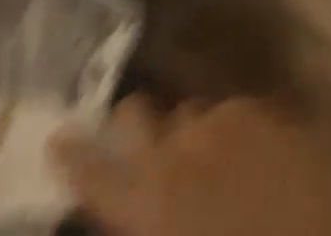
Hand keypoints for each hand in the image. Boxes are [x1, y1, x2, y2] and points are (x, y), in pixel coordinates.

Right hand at [49, 95, 330, 235]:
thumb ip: (157, 219)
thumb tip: (148, 210)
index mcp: (153, 203)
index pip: (88, 168)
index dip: (72, 156)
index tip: (60, 143)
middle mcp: (175, 151)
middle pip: (133, 114)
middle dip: (137, 127)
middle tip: (154, 152)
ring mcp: (223, 124)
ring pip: (188, 112)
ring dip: (195, 134)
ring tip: (223, 163)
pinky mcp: (271, 112)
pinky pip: (236, 114)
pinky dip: (239, 133)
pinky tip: (268, 159)